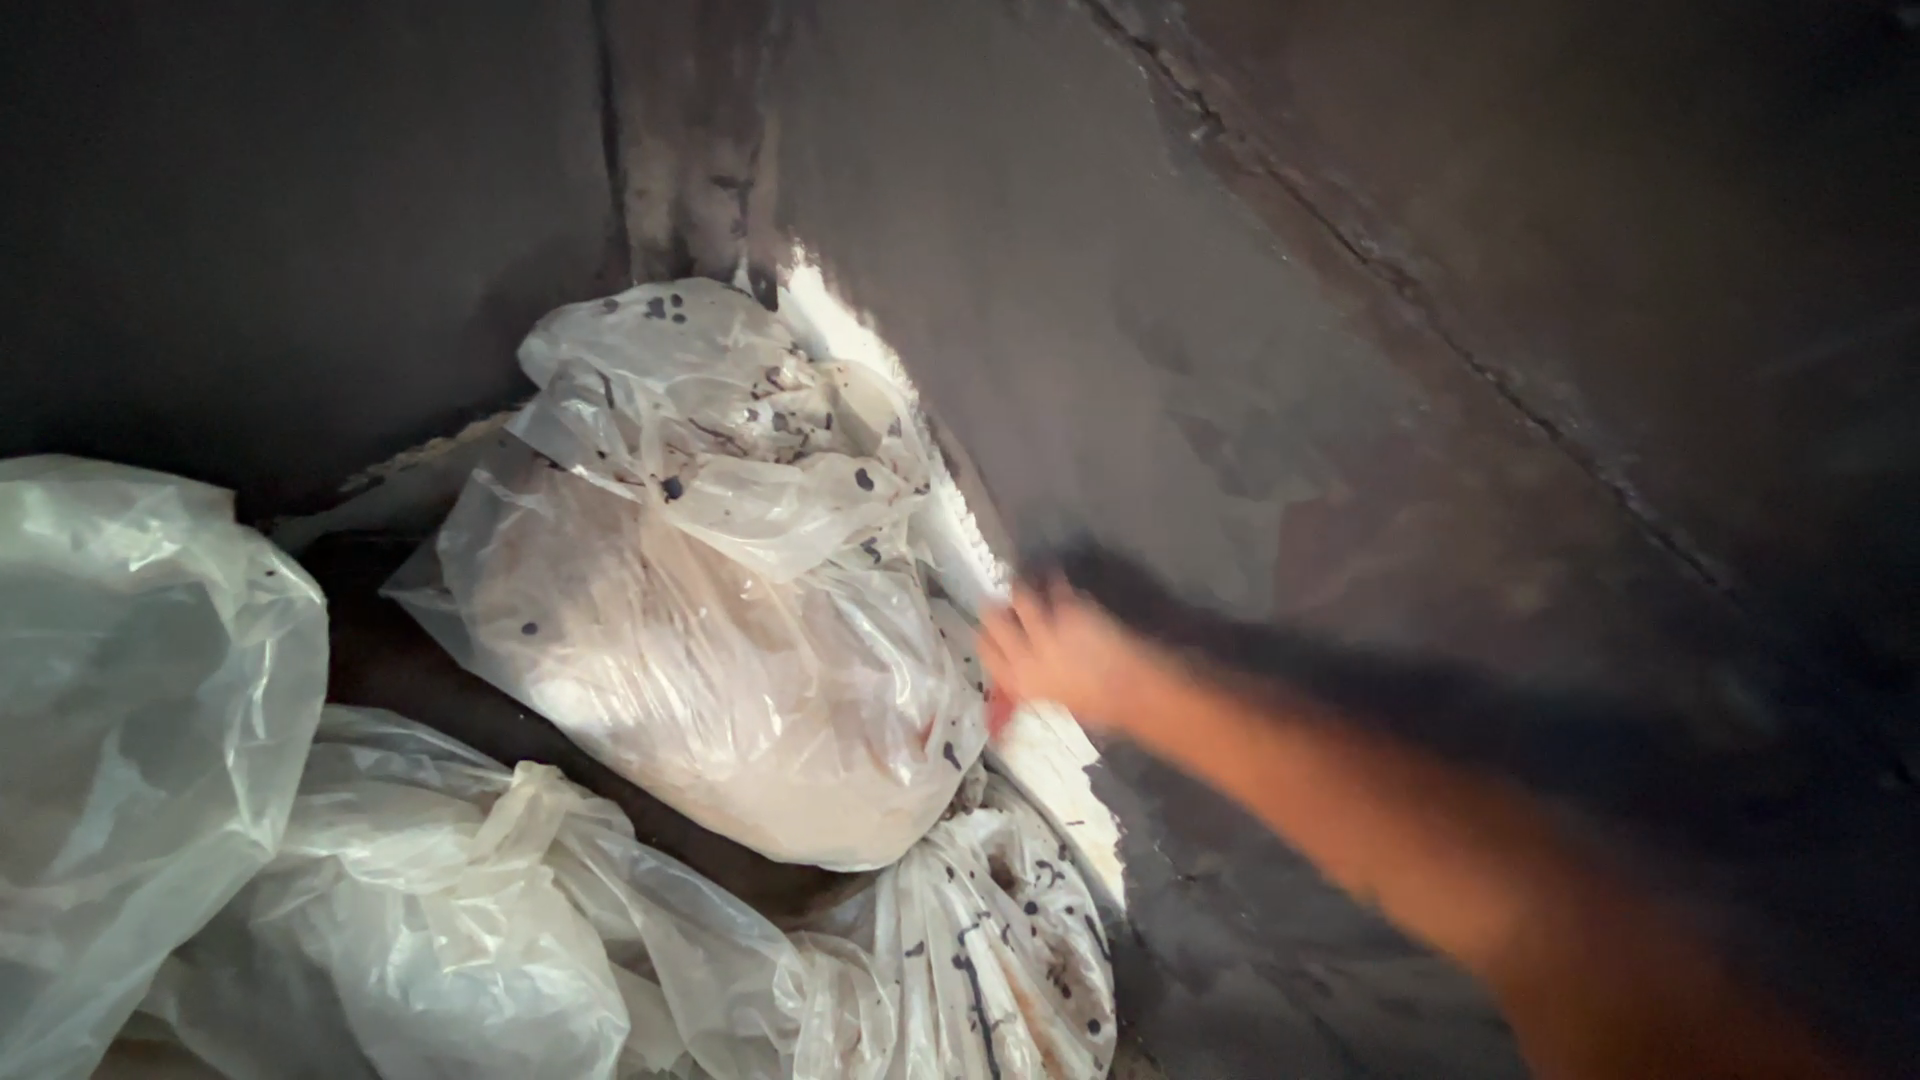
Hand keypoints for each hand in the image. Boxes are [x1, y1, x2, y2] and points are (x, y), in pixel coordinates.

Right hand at [975, 578, 1172, 731]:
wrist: (1132, 689)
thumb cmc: (1094, 703)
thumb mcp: (1050, 699)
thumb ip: (1025, 682)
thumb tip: (1010, 671)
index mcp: (1017, 681)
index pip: (984, 646)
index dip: (986, 633)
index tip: (991, 627)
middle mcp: (1025, 654)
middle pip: (993, 616)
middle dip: (997, 605)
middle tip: (1007, 602)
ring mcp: (1047, 629)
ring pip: (1019, 595)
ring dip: (1024, 589)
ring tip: (1032, 587)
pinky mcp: (1069, 609)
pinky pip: (1053, 587)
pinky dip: (1055, 583)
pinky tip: (1060, 586)